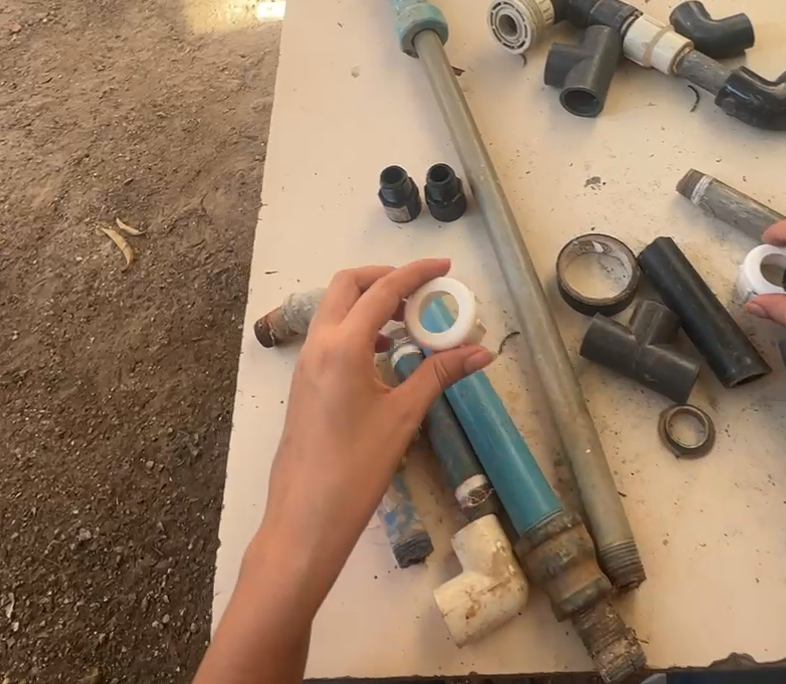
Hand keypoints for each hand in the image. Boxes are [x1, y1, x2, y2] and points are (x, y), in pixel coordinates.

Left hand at [250, 258, 493, 610]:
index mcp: (342, 345)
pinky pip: (330, 332)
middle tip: (422, 291)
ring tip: (408, 320)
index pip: (382, 290)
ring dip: (370, 301)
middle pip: (348, 284)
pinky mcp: (304, 378)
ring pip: (335, 307)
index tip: (445, 268)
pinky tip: (383, 351)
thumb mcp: (403, 416)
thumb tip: (480, 351)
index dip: (416, 273)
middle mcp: (318, 343)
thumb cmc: (357, 468)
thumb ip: (439, 374)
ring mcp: (306, 361)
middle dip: (386, 277)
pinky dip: (357, 324)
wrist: (305, 517)